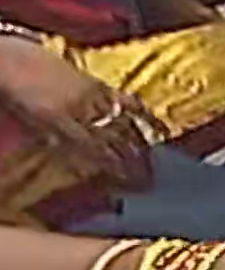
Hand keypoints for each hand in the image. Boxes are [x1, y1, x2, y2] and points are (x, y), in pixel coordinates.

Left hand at [0, 35, 156, 186]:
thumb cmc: (5, 85)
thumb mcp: (20, 112)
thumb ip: (48, 133)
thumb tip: (76, 155)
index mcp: (55, 116)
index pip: (95, 149)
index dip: (116, 168)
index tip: (131, 184)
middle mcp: (81, 109)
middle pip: (117, 141)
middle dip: (136, 163)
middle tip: (148, 180)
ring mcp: (95, 97)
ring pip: (128, 127)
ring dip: (144, 147)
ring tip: (155, 163)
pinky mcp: (100, 86)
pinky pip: (132, 104)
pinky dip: (150, 119)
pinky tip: (163, 131)